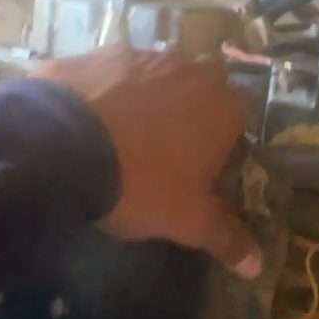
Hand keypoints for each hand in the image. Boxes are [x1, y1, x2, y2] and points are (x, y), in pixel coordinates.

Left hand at [33, 46, 261, 277]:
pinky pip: (113, 71)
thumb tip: (257, 266)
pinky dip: (108, 90)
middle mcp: (189, 69)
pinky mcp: (97, 53)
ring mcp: (142, 55)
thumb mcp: (186, 219)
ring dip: (150, 95)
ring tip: (128, 132)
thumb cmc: (141, 183)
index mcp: (222, 105)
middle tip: (171, 145)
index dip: (231, 130)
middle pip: (202, 84)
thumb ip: (225, 237)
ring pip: (158, 72)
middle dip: (192, 108)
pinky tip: (91, 118)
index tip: (214, 155)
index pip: (245, 107)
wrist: (61, 146)